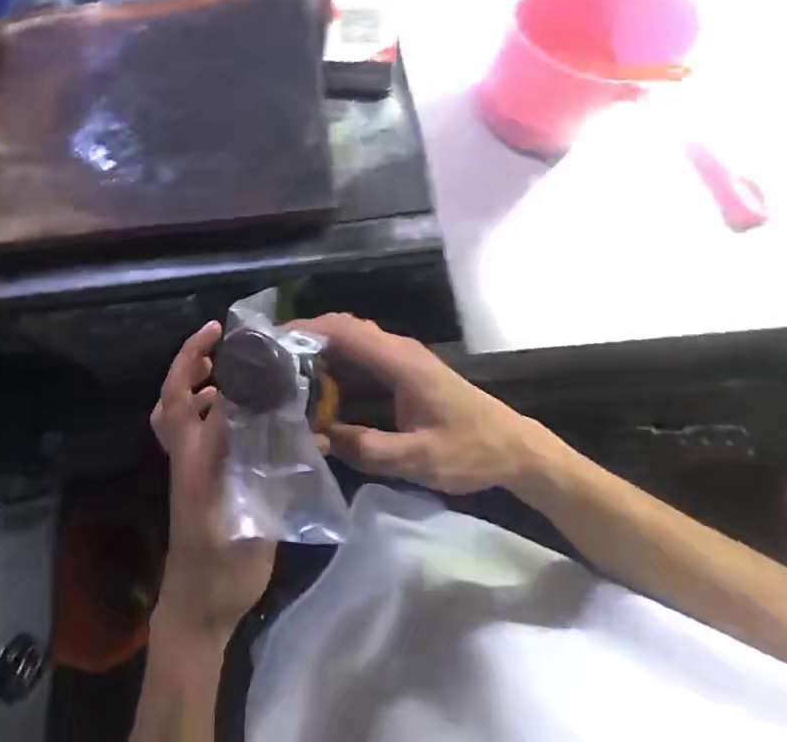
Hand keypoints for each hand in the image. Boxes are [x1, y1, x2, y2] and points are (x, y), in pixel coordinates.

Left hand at [149, 321, 276, 643]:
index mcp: (194, 458)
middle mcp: (184, 455)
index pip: (187, 396)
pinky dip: (206, 416)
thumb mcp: (250, 518)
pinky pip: (191, 436)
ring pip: (177, 416)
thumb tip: (278, 423)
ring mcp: (185, 468)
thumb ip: (263, 471)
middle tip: (217, 345)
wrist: (198, 603)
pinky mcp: (192, 481)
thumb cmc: (225, 565)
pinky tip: (236, 420)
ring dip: (195, 388)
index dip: (195, 359)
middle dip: (189, 364)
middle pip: (173, 398)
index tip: (216, 334)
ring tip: (227, 374)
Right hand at [290, 314, 560, 495]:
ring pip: (346, 340)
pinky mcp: (399, 370)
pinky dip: (331, 363)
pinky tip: (314, 386)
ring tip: (281, 370)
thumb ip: (365, 448)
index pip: (343, 330)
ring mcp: (398, 358)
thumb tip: (314, 437)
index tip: (269, 340)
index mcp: (399, 361)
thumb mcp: (418, 459)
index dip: (304, 330)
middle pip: (339, 328)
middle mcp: (396, 350)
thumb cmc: (472, 452)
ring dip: (314, 350)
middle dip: (301, 338)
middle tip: (266, 357)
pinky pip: (356, 355)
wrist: (520, 452)